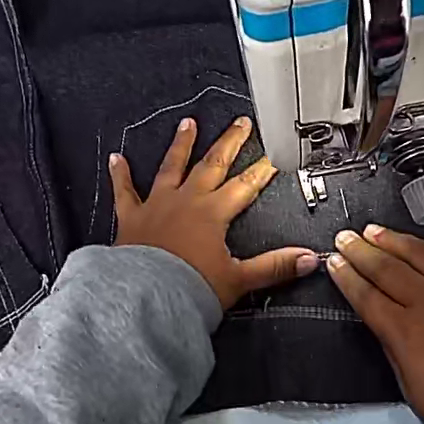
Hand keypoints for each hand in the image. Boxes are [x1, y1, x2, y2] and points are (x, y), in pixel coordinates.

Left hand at [112, 117, 318, 310]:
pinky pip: (125, 192)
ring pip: (172, 167)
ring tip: (188, 124)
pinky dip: (121, 175)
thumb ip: (275, 267)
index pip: (245, 186)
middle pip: (213, 164)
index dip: (262, 171)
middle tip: (241, 124)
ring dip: (181, 145)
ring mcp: (158, 206)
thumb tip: (307, 259)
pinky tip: (117, 159)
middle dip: (230, 142)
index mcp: (213, 214)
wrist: (145, 299)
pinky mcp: (132, 219)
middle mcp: (186, 202)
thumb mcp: (239, 280)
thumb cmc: (188, 290)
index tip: (273, 158)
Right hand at [327, 224, 423, 423]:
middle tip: (344, 238)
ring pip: (415, 255)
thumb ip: (394, 351)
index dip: (347, 277)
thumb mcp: (415, 390)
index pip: (366, 296)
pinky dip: (423, 248)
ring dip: (390, 240)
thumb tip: (384, 328)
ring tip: (372, 231)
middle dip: (360, 251)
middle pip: (385, 268)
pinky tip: (412, 244)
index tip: (334, 263)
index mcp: (406, 333)